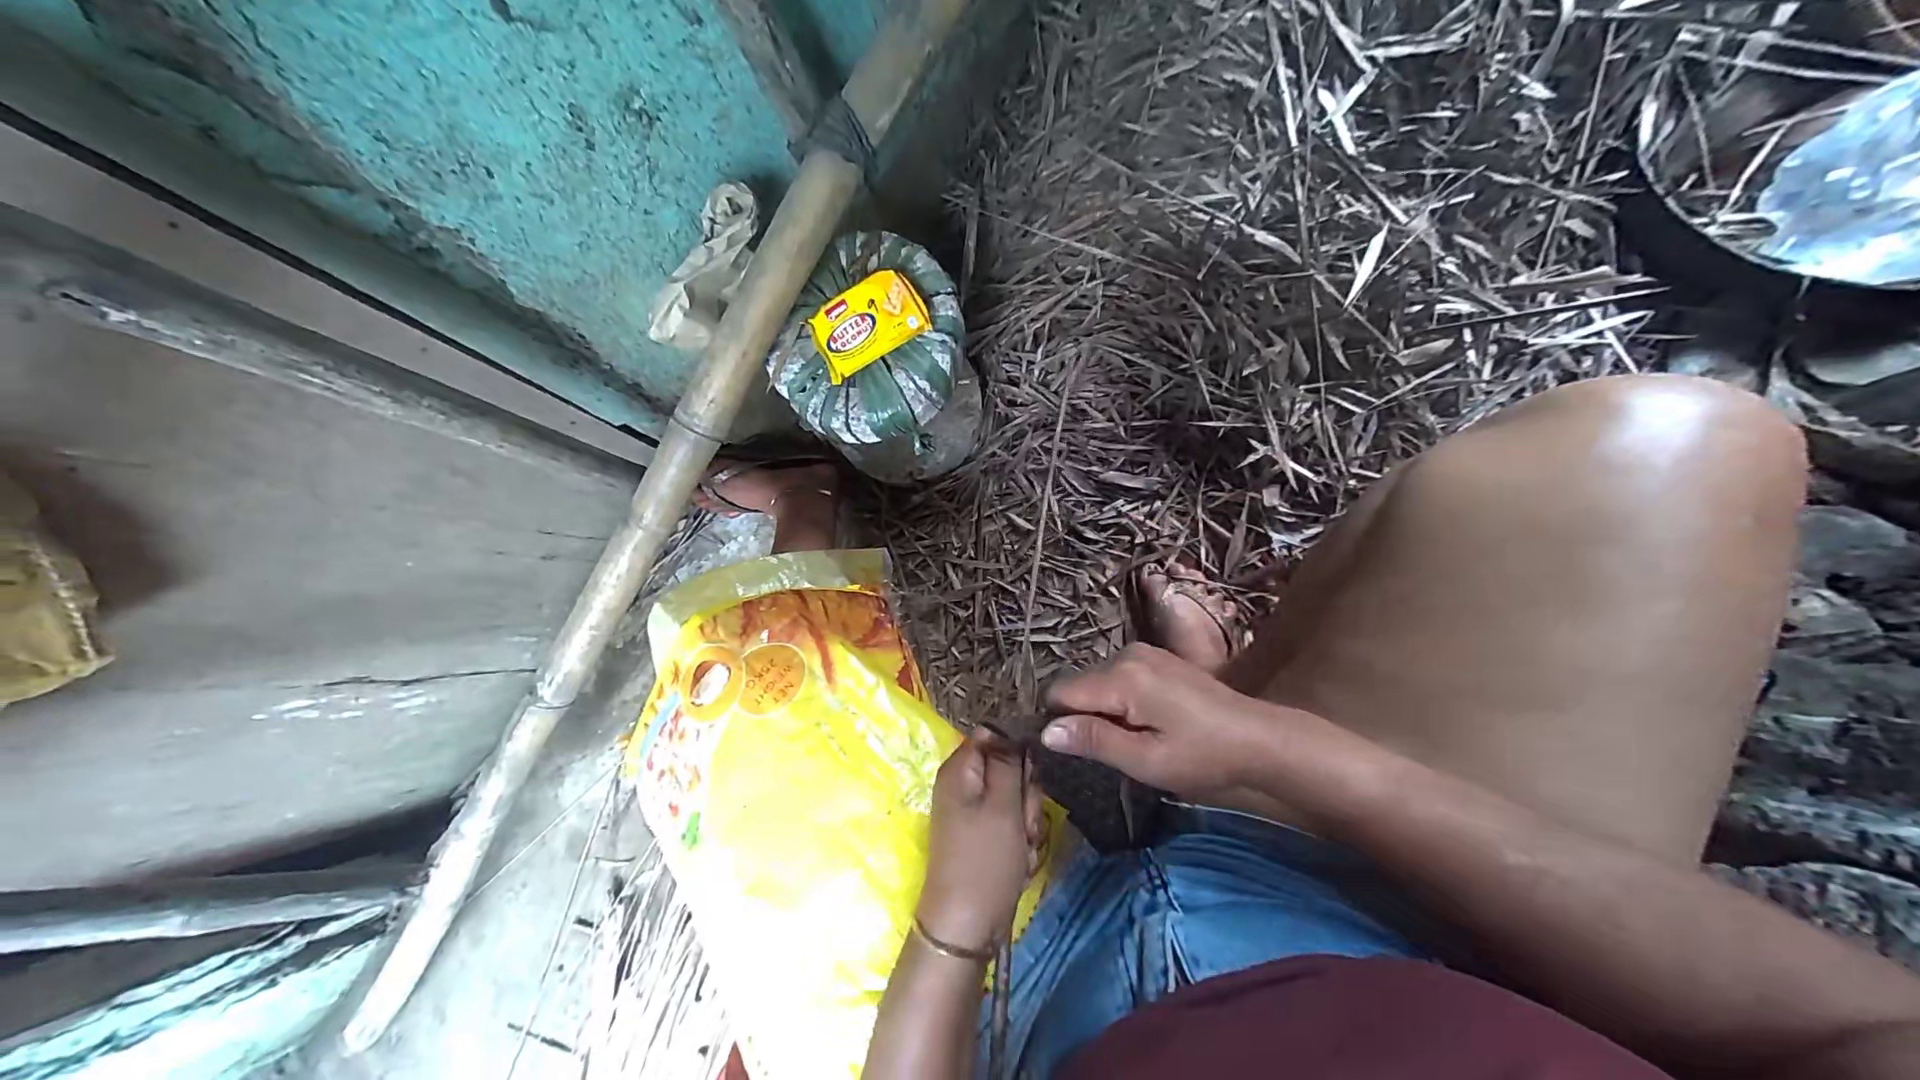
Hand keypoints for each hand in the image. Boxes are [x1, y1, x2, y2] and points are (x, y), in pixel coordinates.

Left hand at [917, 728, 1042, 954]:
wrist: (967, 926)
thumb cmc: (984, 860)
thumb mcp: (1002, 805)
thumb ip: (1007, 761)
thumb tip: (1006, 728)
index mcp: (959, 769)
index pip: (994, 735)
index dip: (1018, 752)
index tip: (1029, 775)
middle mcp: (963, 785)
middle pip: (1010, 769)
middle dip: (1026, 796)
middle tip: (1023, 822)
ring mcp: (973, 812)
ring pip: (1017, 800)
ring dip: (1028, 823)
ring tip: (1021, 846)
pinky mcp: (984, 837)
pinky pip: (1013, 826)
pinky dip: (1022, 842)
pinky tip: (1019, 861)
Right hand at [1041, 643, 1331, 815]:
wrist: (1261, 741)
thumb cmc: (1204, 757)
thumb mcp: (1146, 760)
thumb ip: (1093, 741)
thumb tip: (1045, 732)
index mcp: (1122, 677)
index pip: (1060, 692)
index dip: (1058, 722)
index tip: (1074, 752)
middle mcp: (1127, 654)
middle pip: (1077, 685)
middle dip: (1082, 716)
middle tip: (1113, 751)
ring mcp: (1143, 652)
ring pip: (1096, 681)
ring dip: (1102, 709)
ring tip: (1133, 739)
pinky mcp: (1157, 657)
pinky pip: (1117, 676)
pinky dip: (1119, 700)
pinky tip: (1146, 722)